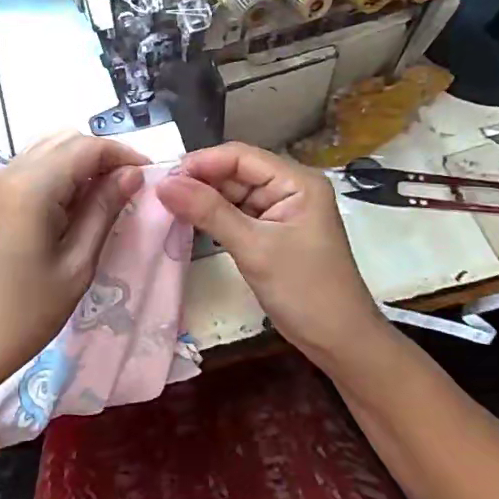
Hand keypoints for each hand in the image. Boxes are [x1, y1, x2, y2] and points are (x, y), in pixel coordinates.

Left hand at [0, 133, 146, 457]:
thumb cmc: (22, 314)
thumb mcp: (75, 265)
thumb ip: (103, 211)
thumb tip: (131, 175)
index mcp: (31, 184)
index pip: (87, 146)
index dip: (124, 154)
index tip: (151, 176)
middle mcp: (8, 173)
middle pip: (64, 141)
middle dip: (101, 157)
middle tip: (129, 190)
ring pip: (45, 154)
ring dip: (79, 167)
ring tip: (105, 202)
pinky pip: (29, 173)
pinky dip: (57, 179)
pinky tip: (71, 213)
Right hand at [157, 142, 388, 357]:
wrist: (340, 341)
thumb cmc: (305, 290)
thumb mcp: (254, 248)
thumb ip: (209, 212)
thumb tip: (164, 184)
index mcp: (297, 182)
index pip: (241, 157)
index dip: (201, 163)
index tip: (164, 179)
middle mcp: (289, 189)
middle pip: (235, 173)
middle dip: (199, 181)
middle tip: (158, 196)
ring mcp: (280, 212)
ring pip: (232, 194)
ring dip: (203, 200)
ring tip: (166, 207)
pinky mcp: (271, 233)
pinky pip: (236, 215)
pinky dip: (213, 218)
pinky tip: (187, 222)